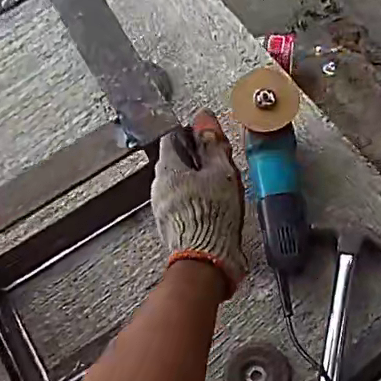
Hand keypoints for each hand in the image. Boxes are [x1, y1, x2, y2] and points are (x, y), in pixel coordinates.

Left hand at [152, 110, 246, 297]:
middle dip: (198, 160)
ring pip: (179, 184)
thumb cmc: (212, 218)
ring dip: (198, 182)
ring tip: (221, 189)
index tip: (210, 138)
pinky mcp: (171, 227)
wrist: (206, 260)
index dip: (193, 133)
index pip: (173, 136)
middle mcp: (159, 187)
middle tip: (220, 164)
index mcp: (167, 169)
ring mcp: (162, 209)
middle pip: (176, 162)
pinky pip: (182, 205)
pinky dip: (197, 201)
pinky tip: (214, 209)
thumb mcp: (221, 172)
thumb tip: (206, 120)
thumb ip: (213, 144)